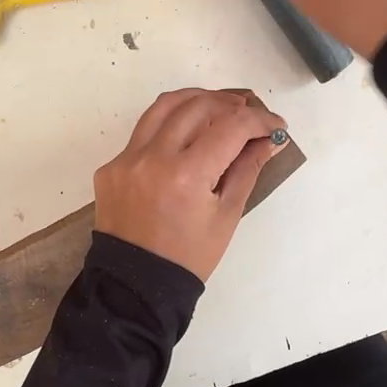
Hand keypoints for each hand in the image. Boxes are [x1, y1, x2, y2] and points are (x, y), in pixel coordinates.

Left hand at [95, 90, 289, 281]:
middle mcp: (153, 159)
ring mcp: (126, 161)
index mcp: (187, 176)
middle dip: (229, 104)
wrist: (137, 285)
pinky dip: (167, 128)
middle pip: (197, 106)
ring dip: (195, 101)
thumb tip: (268, 138)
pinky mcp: (111, 167)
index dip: (259, 120)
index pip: (231, 127)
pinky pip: (142, 134)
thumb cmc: (188, 257)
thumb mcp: (226, 216)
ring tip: (217, 109)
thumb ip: (247, 169)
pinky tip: (183, 140)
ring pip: (163, 108)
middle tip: (248, 113)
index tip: (274, 124)